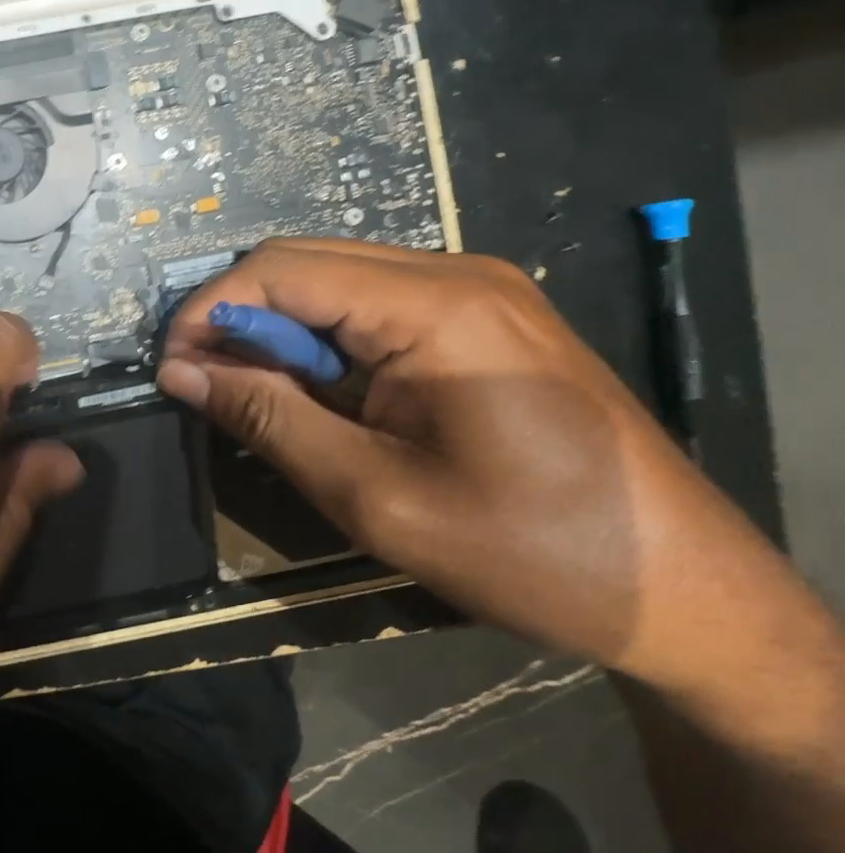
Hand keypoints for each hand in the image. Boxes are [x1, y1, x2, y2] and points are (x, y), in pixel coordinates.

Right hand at [156, 238, 816, 695]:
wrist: (684, 590)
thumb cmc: (528, 551)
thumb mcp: (374, 495)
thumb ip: (269, 419)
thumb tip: (178, 372)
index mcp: (437, 306)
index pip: (280, 270)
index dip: (207, 311)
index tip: (169, 371)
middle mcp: (458, 275)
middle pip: (302, 262)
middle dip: (235, 317)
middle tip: (200, 386)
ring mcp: (479, 293)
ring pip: (334, 280)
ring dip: (277, 330)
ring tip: (251, 396)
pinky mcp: (487, 320)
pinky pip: (374, 305)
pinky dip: (323, 341)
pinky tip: (315, 392)